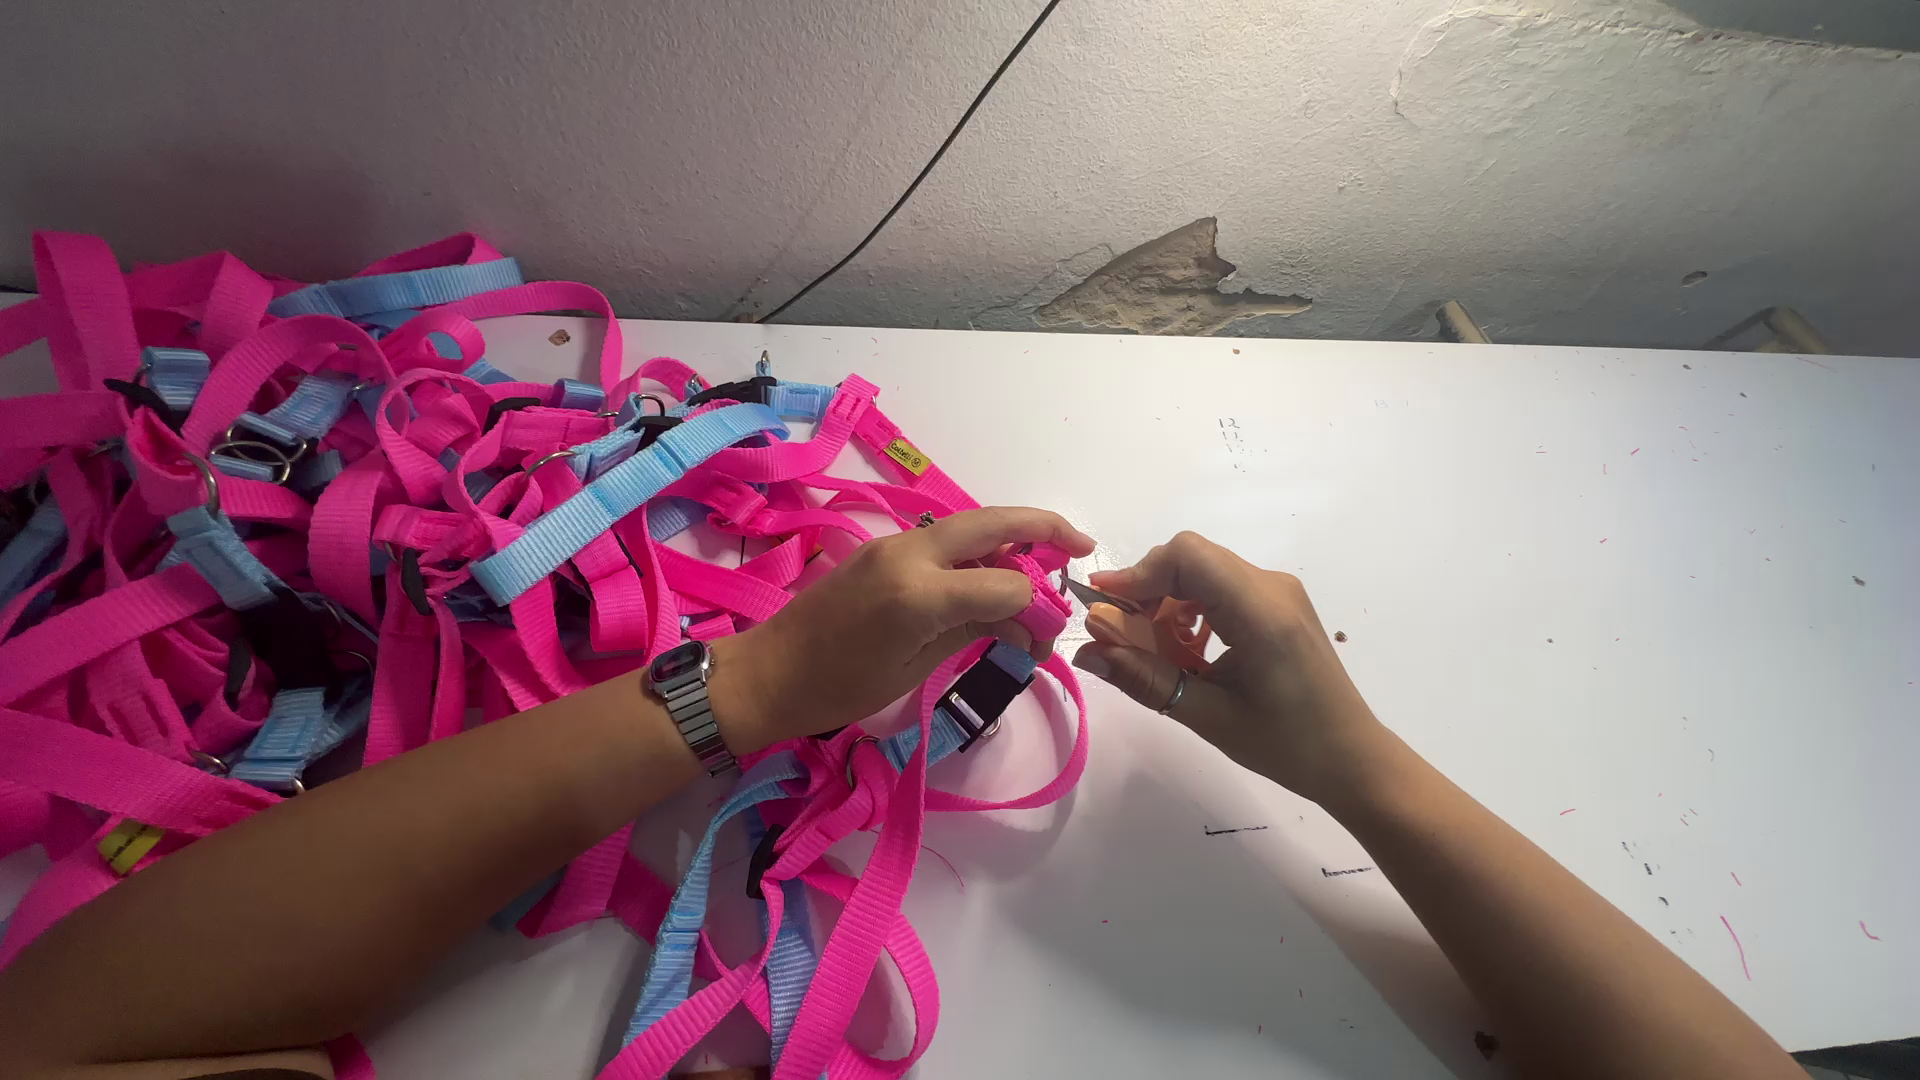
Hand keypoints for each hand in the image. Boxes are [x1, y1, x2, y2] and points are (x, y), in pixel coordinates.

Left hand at [714, 507, 1094, 752]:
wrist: (769, 674)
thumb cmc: (839, 688)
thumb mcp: (916, 668)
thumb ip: (975, 629)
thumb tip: (1025, 620)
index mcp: (921, 592)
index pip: (1006, 582)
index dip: (1035, 606)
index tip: (1044, 635)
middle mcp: (911, 552)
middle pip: (995, 523)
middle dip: (1044, 528)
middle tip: (1081, 545)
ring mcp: (895, 544)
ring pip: (971, 525)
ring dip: (1010, 539)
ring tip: (1042, 566)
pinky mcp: (884, 549)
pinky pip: (945, 540)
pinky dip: (978, 552)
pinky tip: (992, 575)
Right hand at [1069, 531, 1391, 804]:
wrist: (1354, 759)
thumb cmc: (1287, 745)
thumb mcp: (1208, 715)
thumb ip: (1144, 678)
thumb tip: (1086, 652)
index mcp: (1261, 613)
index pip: (1188, 557)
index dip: (1137, 573)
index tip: (1101, 604)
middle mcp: (1272, 587)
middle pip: (1191, 557)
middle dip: (1147, 587)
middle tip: (1123, 632)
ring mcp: (1278, 591)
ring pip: (1202, 568)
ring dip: (1167, 597)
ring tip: (1155, 645)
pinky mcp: (1278, 602)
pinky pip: (1219, 584)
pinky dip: (1189, 604)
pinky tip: (1187, 646)